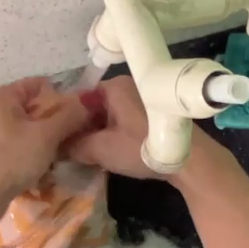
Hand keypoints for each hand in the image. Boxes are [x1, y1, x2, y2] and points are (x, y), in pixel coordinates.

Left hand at [0, 77, 94, 208]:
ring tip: (55, 154)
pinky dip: (27, 150)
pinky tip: (37, 166)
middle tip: (68, 137)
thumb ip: (69, 115)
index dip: (60, 96)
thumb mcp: (47, 135)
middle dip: (52, 120)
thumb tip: (88, 101)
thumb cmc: (12, 159)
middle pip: (30, 106)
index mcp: (2, 95)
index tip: (75, 115)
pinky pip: (13, 142)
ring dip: (42, 138)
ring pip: (23, 127)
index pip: (38, 84)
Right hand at [63, 76, 227, 182]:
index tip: (58, 140)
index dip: (67, 121)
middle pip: (94, 108)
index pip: (79, 99)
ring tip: (85, 155)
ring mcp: (141, 100)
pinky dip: (114, 135)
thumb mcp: (102, 150)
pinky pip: (123, 122)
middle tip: (70, 151)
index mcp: (114, 86)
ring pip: (109, 117)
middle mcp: (128, 86)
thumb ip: (75, 146)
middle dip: (82, 129)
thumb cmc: (143, 148)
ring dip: (98, 134)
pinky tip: (108, 153)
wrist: (190, 161)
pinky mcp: (151, 114)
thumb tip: (59, 147)